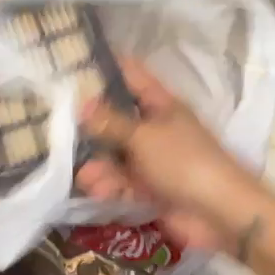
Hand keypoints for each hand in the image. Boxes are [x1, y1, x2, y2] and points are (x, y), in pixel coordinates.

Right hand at [76, 60, 259, 250]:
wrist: (219, 213)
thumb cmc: (184, 162)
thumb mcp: (143, 136)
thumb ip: (110, 122)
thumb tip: (80, 103)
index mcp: (162, 105)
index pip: (132, 75)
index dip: (107, 65)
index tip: (74, 60)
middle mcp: (155, 128)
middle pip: (116, 118)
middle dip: (89, 123)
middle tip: (54, 123)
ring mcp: (152, 160)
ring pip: (114, 155)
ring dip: (98, 165)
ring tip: (84, 176)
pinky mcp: (148, 189)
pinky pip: (121, 182)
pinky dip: (109, 185)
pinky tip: (96, 190)